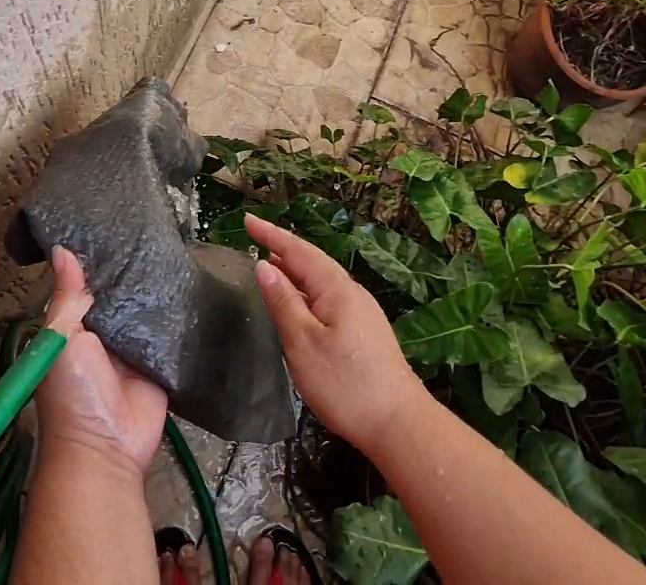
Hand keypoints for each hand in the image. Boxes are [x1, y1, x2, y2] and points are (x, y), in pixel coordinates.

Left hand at [35, 246, 169, 475]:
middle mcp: (108, 334)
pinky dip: (180, 314)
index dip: (104, 259)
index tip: (120, 223)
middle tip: (157, 232)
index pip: (93, 285)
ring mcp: (137, 348)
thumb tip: (62, 249)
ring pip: (150, 309)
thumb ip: (67, 297)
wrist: (105, 449)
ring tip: (179, 248)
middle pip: (125, 294)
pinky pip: (173, 332)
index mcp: (77, 326)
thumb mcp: (61, 339)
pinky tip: (193, 284)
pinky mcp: (163, 362)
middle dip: (136, 270)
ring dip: (160, 289)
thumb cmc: (72, 393)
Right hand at [247, 214, 429, 449]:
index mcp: (336, 289)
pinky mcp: (364, 332)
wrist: (398, 423)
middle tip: (254, 237)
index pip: (298, 251)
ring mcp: (361, 312)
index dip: (271, 234)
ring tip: (269, 265)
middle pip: (313, 261)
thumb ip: (283, 302)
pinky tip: (298, 302)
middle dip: (283, 248)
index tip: (247, 220)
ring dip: (295, 270)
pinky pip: (328, 297)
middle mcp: (351, 293)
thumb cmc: (345, 383)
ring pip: (321, 280)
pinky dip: (306, 290)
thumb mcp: (303, 342)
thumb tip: (264, 266)